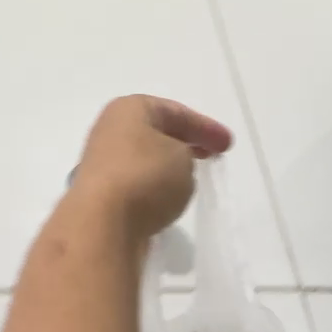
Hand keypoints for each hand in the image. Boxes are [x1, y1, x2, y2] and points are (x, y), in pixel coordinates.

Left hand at [72, 95, 233, 241]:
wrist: (104, 222)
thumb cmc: (146, 178)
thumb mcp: (183, 158)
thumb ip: (186, 155)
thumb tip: (175, 163)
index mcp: (130, 109)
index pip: (176, 112)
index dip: (205, 126)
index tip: (228, 143)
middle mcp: (112, 129)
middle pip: (158, 132)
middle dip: (187, 143)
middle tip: (212, 155)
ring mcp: (105, 162)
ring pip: (147, 158)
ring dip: (170, 166)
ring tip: (192, 178)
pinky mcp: (104, 193)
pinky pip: (139, 183)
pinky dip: (156, 186)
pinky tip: (169, 198)